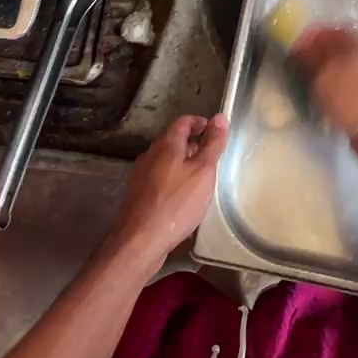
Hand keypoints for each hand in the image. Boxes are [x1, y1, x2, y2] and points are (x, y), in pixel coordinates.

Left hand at [110, 114, 228, 262]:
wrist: (140, 240)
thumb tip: (219, 117)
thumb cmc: (177, 203)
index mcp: (166, 144)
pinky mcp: (137, 194)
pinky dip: (173, 178)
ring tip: (200, 178)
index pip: (183, 122)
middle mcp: (150, 154)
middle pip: (172, 140)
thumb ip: (212, 144)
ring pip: (165, 160)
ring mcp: (140, 174)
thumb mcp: (203, 171)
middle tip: (211, 157)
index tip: (215, 131)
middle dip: (192, 143)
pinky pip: (158, 177)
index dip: (200, 123)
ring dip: (182, 162)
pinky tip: (181, 197)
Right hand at [289, 25, 357, 136]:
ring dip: (325, 61)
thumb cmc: (346, 99)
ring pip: (342, 59)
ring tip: (309, 71)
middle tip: (301, 56)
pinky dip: (333, 74)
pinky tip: (322, 83)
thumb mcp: (323, 77)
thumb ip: (310, 58)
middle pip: (338, 44)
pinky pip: (346, 72)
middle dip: (319, 48)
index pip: (333, 30)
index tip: (299, 41)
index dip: (314, 33)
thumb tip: (299, 45)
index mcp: (356, 47)